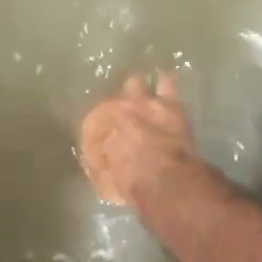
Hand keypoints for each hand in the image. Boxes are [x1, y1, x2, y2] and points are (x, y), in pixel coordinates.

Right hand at [78, 73, 202, 204]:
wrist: (159, 177)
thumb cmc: (124, 182)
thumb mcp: (102, 182)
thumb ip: (98, 168)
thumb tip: (98, 163)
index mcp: (93, 126)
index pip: (92, 123)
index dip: (99, 133)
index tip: (106, 142)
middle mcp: (113, 107)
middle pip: (112, 98)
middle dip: (117, 106)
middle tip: (124, 115)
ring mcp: (142, 101)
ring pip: (135, 82)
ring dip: (137, 86)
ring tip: (141, 89)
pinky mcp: (169, 103)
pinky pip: (165, 82)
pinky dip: (164, 82)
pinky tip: (165, 79)